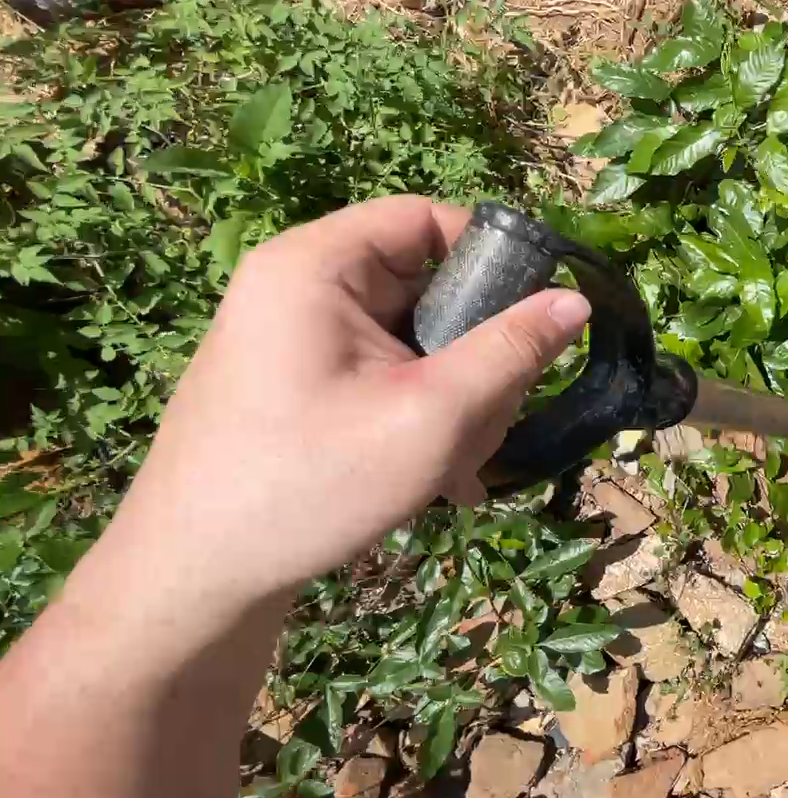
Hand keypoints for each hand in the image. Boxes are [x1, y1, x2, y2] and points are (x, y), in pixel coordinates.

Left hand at [108, 196, 589, 606]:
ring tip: (458, 449)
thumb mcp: (436, 412)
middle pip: (435, 279)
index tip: (543, 307)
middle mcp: (306, 287)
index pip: (427, 218)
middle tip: (495, 404)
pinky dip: (436, 404)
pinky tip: (439, 460)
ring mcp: (309, 334)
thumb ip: (514, 348)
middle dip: (482, 342)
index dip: (496, 252)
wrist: (198, 579)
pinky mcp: (316, 375)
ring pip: (428, 330)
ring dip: (464, 385)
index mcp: (315, 268)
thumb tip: (579, 298)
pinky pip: (404, 365)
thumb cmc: (312, 483)